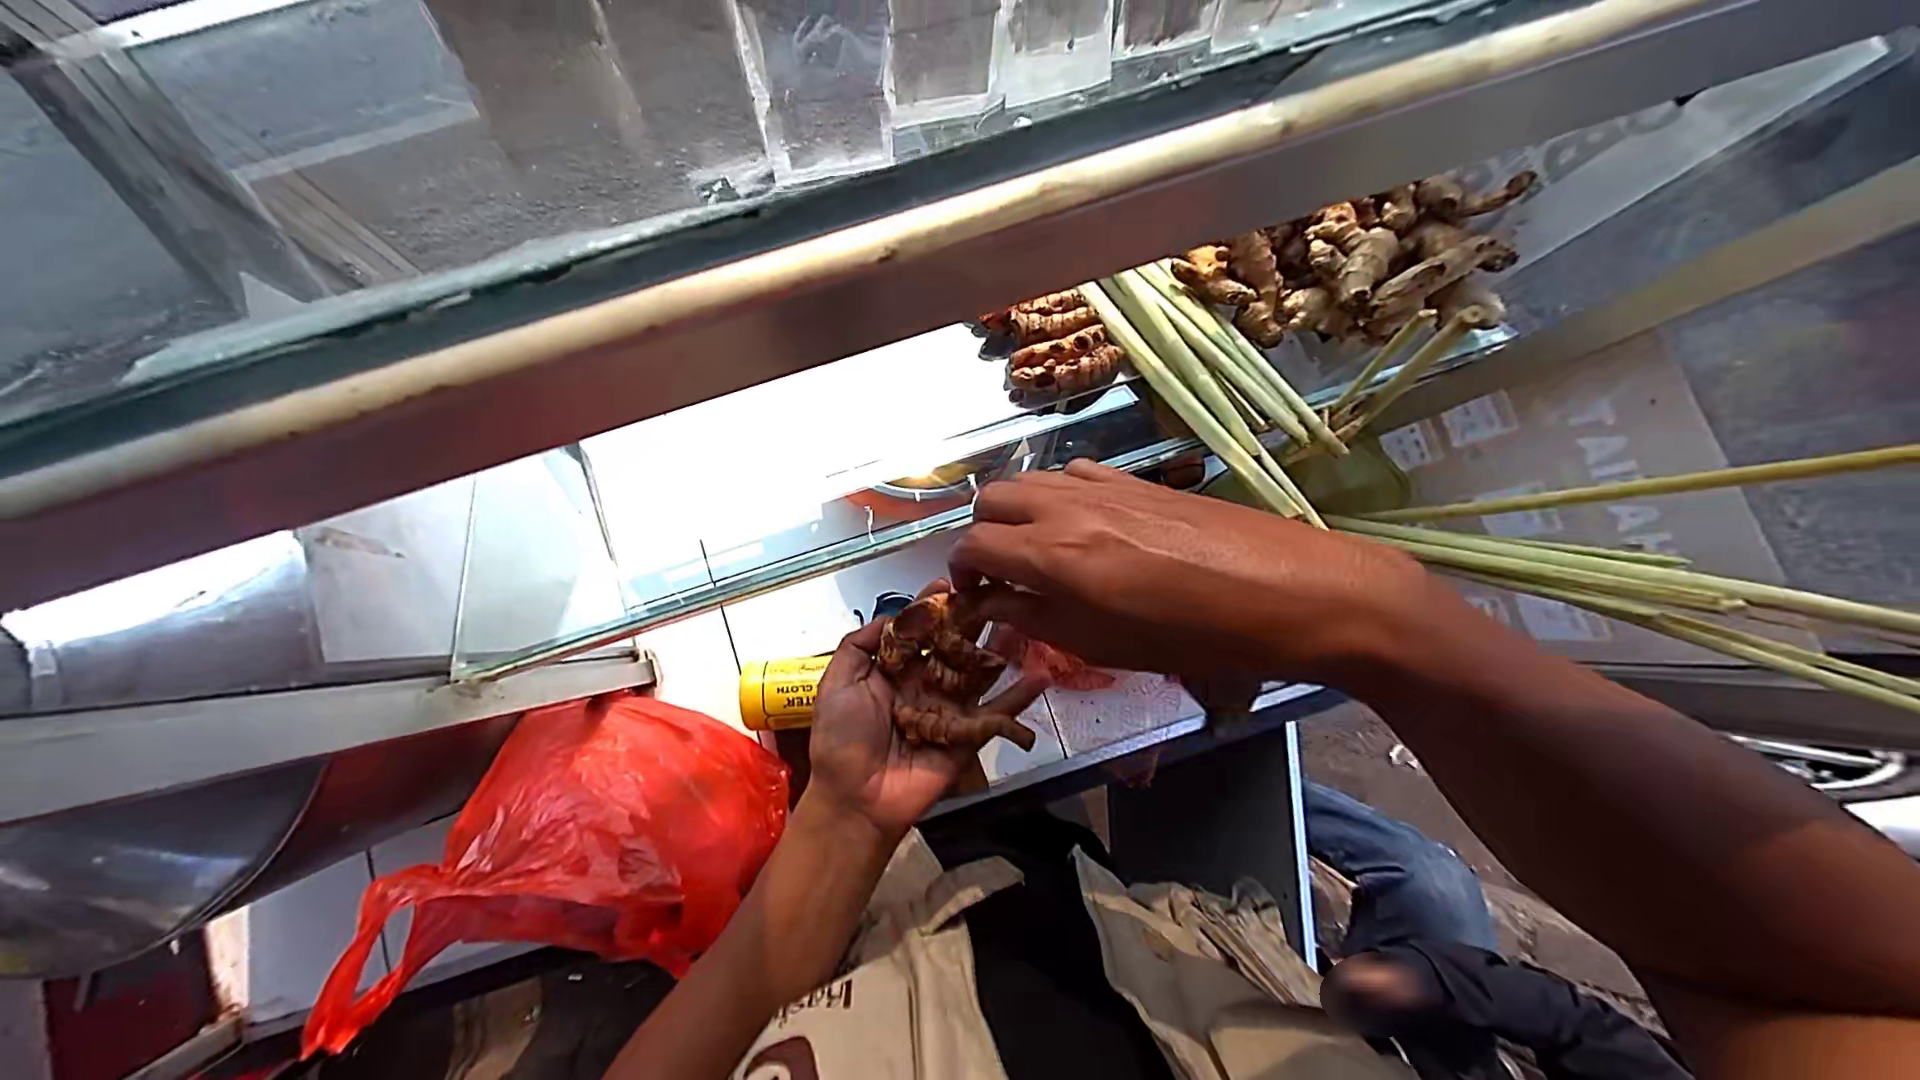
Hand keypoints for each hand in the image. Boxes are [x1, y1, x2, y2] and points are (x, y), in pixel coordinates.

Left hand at [804, 590, 1044, 836]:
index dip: (933, 608)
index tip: (949, 584)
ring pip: (980, 673)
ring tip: (1023, 621)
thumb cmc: (840, 737)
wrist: (854, 796)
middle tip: (995, 593)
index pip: (919, 631)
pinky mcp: (968, 734)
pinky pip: (996, 713)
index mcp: (895, 670)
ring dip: (1001, 649)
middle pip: (955, 646)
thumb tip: (891, 615)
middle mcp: (926, 683)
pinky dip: (1019, 697)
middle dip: (973, 620)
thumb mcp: (838, 681)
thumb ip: (860, 644)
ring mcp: (949, 708)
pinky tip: (1039, 675)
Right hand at [950, 459, 1457, 685]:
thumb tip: (991, 603)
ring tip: (1036, 549)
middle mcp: (1066, 506)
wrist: (1286, 592)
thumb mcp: (1100, 644)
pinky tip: (1080, 524)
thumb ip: (1033, 617)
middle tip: (1000, 572)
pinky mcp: (1135, 478)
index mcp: (1052, 553)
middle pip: (990, 499)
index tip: (971, 595)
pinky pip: (1073, 473)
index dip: (961, 571)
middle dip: (981, 534)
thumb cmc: (1191, 636)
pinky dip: (1056, 495)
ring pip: (1029, 479)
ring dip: (1015, 511)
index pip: (974, 545)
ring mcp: (1102, 485)